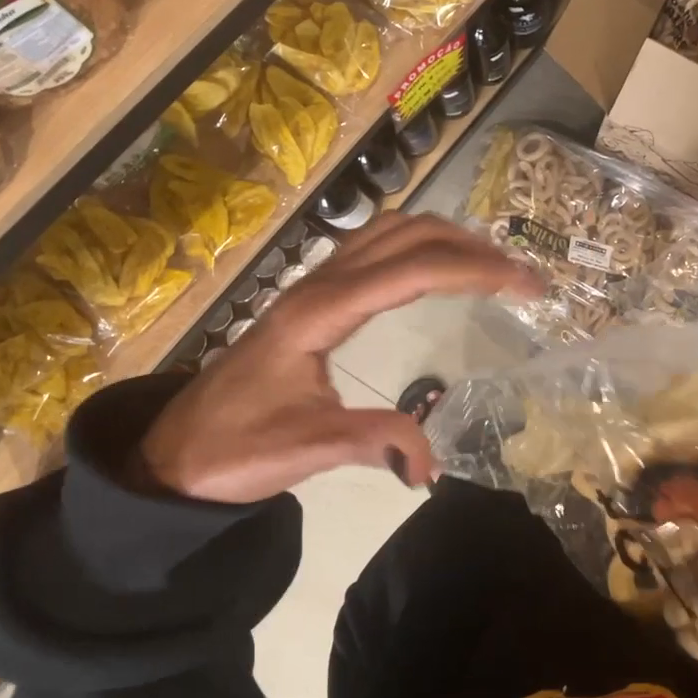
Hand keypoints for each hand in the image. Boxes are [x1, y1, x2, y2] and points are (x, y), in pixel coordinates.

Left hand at [139, 214, 540, 502]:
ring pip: (392, 231)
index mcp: (320, 312)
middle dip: (474, 247)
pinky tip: (443, 268)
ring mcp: (315, 283)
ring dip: (449, 238)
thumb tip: (432, 466)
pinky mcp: (316, 294)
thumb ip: (372, 444)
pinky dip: (422, 245)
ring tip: (496, 265)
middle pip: (409, 234)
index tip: (525, 285)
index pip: (413, 271)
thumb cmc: (233, 451)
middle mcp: (320, 284)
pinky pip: (377, 246)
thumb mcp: (305, 450)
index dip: (476, 270)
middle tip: (522, 277)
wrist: (172, 453)